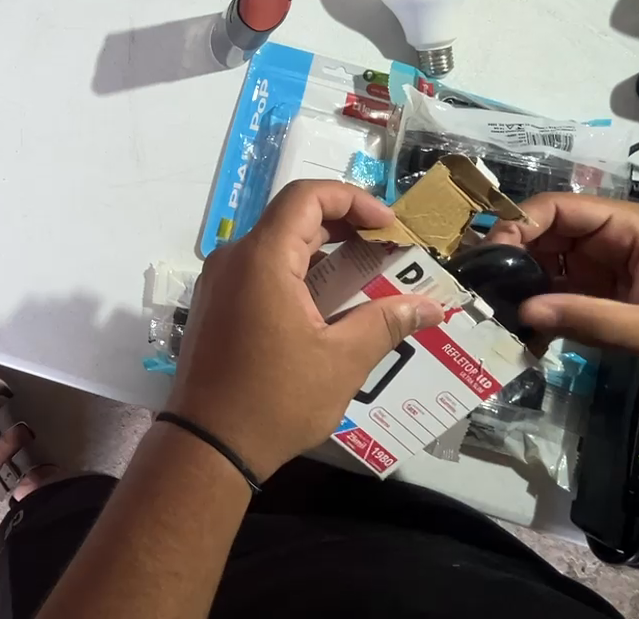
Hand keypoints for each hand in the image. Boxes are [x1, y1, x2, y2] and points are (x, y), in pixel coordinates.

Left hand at [166, 181, 444, 480]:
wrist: (208, 440)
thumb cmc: (276, 398)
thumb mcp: (341, 361)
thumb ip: (385, 322)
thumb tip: (430, 305)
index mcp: (262, 258)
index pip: (305, 197)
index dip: (351, 199)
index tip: (388, 224)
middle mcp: (234, 257)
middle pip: (291, 217)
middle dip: (343, 224)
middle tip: (387, 248)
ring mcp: (219, 278)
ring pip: (276, 243)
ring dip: (321, 250)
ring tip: (367, 274)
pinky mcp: (216, 300)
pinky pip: (260, 268)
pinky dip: (297, 270)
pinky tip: (328, 302)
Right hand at [486, 192, 638, 411]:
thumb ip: (594, 319)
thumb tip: (523, 310)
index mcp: (631, 227)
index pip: (557, 208)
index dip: (518, 225)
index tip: (490, 258)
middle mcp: (610, 240)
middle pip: (542, 232)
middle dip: (509, 255)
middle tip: (478, 285)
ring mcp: (604, 268)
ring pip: (542, 262)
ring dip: (517, 282)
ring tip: (490, 307)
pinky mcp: (601, 297)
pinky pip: (555, 292)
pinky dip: (535, 306)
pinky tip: (518, 327)